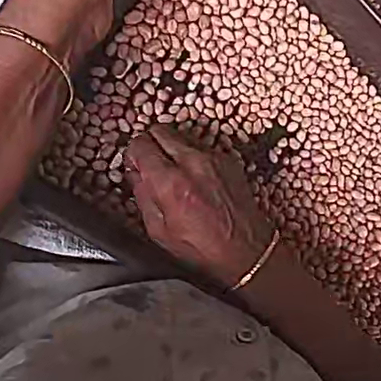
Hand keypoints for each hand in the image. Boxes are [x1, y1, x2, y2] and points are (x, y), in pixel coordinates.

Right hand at [126, 125, 277, 288]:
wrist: (247, 249)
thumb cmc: (204, 247)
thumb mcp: (160, 231)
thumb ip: (143, 196)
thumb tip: (136, 175)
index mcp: (172, 183)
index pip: (140, 144)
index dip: (133, 155)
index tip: (135, 165)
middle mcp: (194, 164)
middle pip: (160, 131)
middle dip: (151, 145)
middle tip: (152, 165)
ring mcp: (214, 158)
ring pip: (181, 135)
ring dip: (173, 149)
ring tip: (175, 174)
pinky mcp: (229, 160)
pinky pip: (201, 146)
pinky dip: (193, 156)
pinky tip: (195, 178)